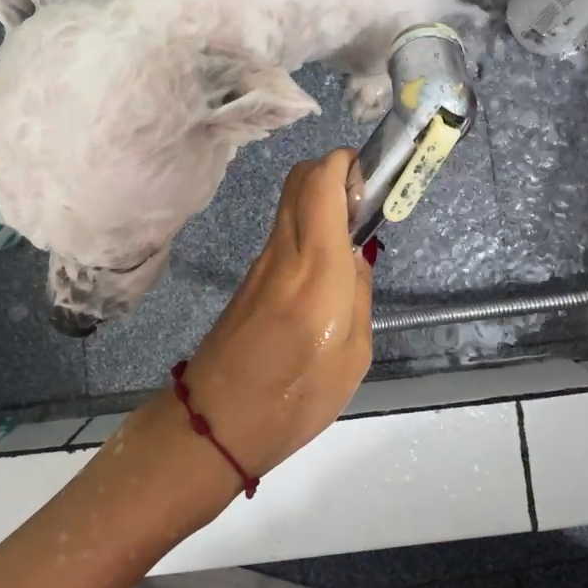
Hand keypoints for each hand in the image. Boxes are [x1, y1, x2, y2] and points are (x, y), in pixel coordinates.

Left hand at [178, 148, 374, 478]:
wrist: (216, 424)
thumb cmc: (296, 398)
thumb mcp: (354, 355)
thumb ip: (359, 295)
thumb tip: (356, 257)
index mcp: (317, 268)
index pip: (322, 181)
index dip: (346, 163)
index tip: (371, 180)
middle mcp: (285, 252)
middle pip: (300, 178)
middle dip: (333, 172)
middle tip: (362, 204)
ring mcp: (261, 263)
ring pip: (289, 203)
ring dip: (320, 201)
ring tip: (349, 240)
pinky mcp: (249, 279)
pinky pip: (283, 233)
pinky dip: (308, 229)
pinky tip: (324, 270)